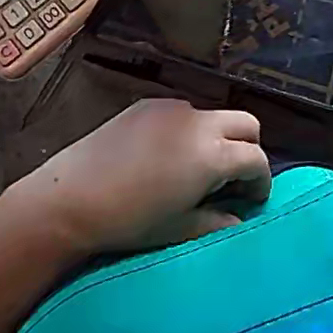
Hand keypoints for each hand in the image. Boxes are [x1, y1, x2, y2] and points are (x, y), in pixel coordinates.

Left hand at [1, 99, 270, 253]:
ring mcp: (171, 107)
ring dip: (217, 137)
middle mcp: (198, 122)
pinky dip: (187, 130)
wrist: (72, 195)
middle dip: (248, 149)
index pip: (257, 158)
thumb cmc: (131, 220)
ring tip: (195, 168)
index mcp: (213, 154)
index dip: (260, 182)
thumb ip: (217, 221)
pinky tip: (164, 155)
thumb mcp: (180, 228)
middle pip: (246, 123)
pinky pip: (181, 112)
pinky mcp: (146, 104)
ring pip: (212, 115)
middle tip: (232, 180)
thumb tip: (237, 217)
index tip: (250, 201)